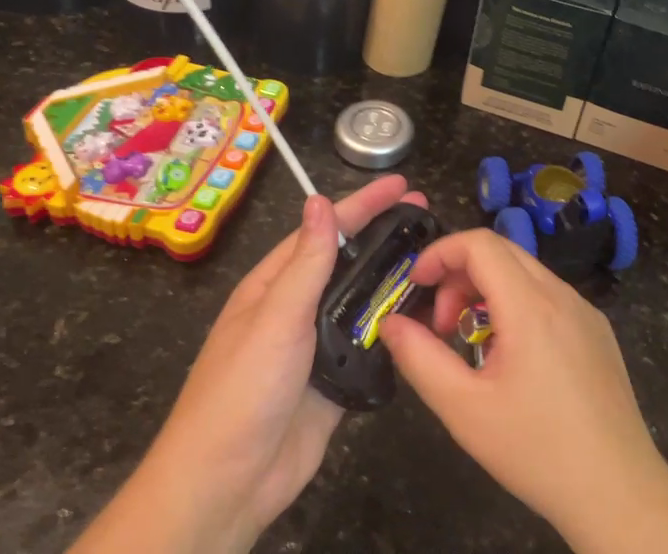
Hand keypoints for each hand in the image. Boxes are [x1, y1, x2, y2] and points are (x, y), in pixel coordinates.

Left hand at [72, 176, 426, 553]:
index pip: (324, 231)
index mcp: (275, 286)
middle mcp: (297, 309)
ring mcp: (318, 346)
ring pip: (363, 301)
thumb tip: (319, 202)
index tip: (402, 187)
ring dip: (395, 281)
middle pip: (348, 262)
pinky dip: (396, 329)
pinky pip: (371, 345)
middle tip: (430, 218)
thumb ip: (306, 263)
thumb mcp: (275, 318)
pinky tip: (426, 318)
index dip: (363, 205)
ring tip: (438, 263)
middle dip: (386, 237)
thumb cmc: (244, 389)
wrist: (228, 480)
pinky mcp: (337, 380)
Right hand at [381, 230, 667, 553]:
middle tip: (440, 326)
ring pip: (527, 275)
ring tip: (471, 347)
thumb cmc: (535, 449)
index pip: (480, 243)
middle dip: (459, 276)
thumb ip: (420, 358)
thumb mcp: (463, 409)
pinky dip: (517, 307)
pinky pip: (549, 298)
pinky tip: (510, 360)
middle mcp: (563, 295)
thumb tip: (391, 322)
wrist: (617, 488)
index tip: (415, 286)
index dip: (440, 252)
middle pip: (503, 253)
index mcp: (531, 305)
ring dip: (487, 293)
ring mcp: (586, 312)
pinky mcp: (598, 332)